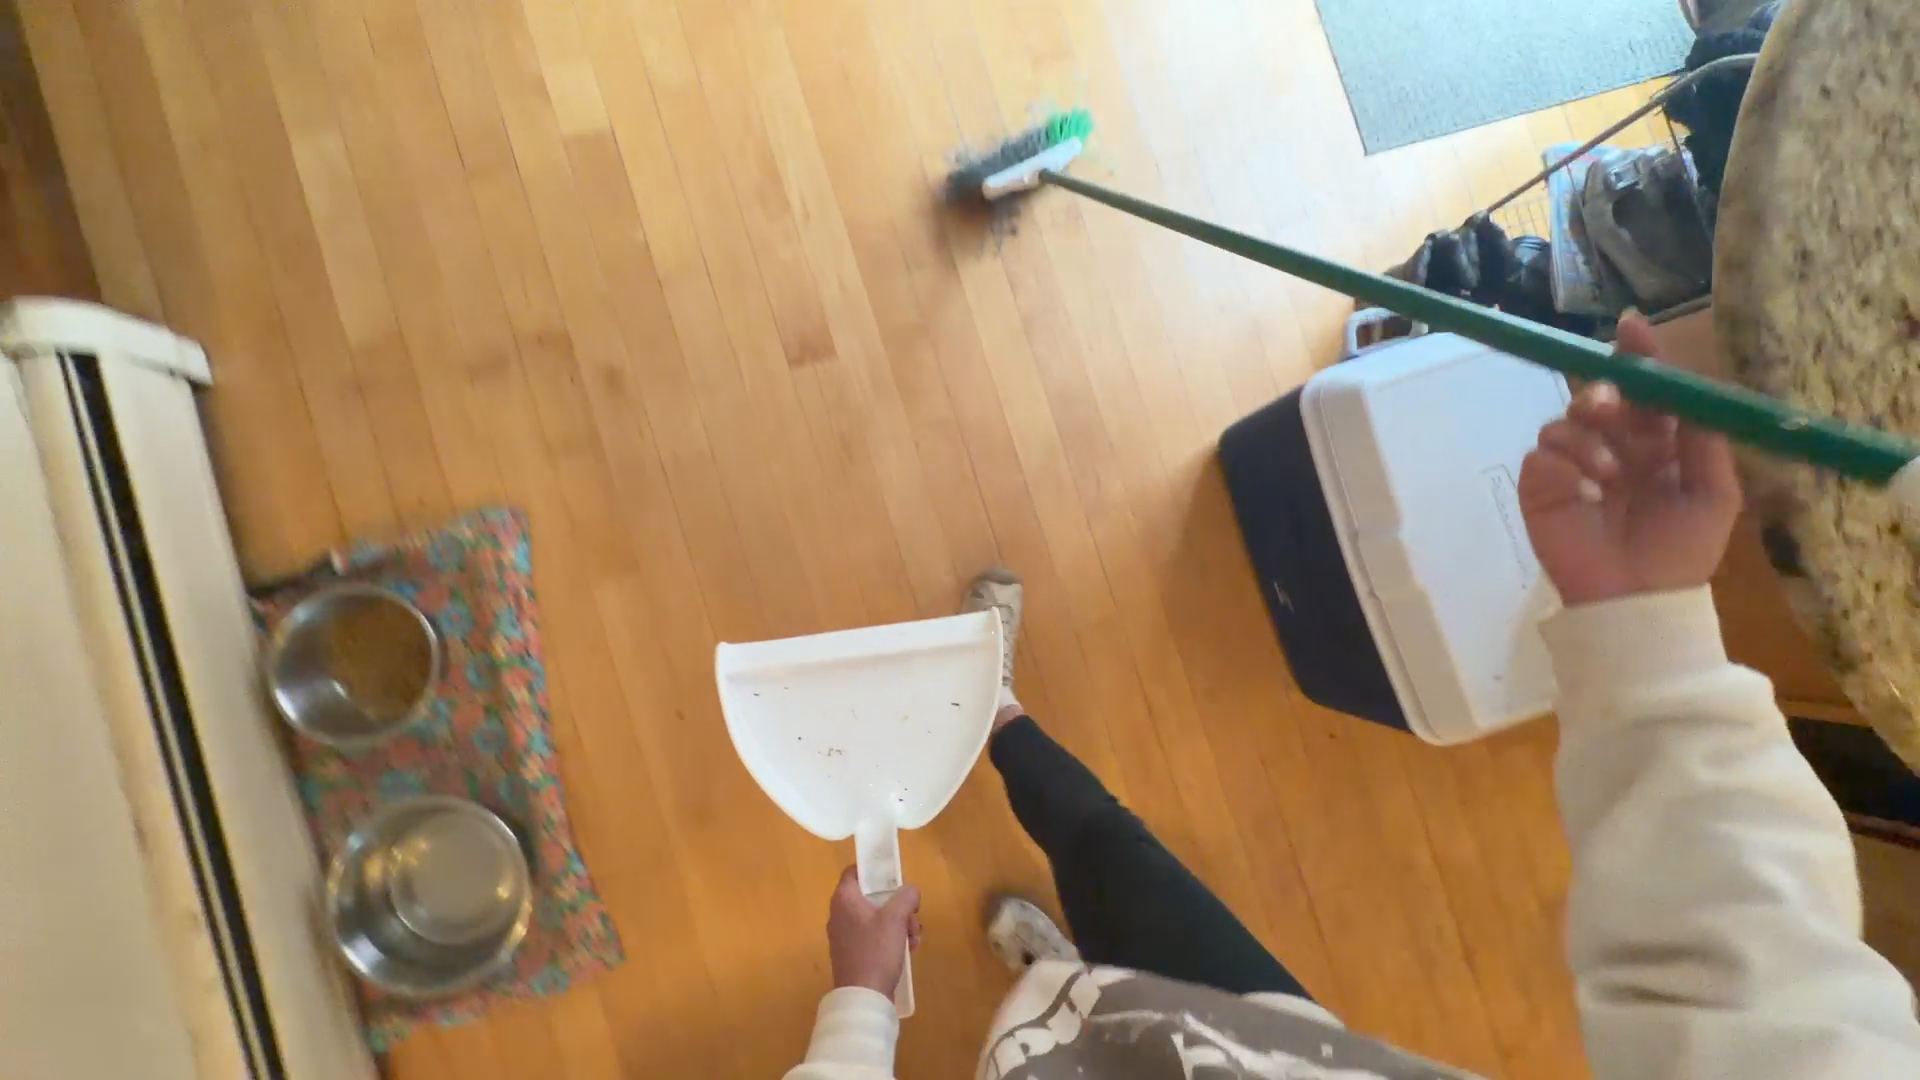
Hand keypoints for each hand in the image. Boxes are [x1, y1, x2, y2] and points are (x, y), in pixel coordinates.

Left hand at [826, 866, 921, 995]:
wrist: (864, 998)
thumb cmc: (876, 951)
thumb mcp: (896, 918)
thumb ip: (906, 896)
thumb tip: (911, 892)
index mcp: (844, 900)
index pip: (854, 871)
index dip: (874, 870)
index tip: (894, 877)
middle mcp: (840, 915)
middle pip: (871, 896)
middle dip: (897, 904)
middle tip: (912, 914)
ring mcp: (845, 936)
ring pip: (876, 918)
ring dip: (899, 923)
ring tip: (914, 936)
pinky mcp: (853, 954)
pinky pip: (874, 937)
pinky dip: (891, 939)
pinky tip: (908, 950)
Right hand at [1519, 313, 1742, 607]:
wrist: (1635, 595)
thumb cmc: (1681, 548)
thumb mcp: (1714, 493)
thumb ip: (1704, 442)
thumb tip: (1689, 394)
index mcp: (1657, 444)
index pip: (1646, 391)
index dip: (1641, 357)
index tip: (1630, 327)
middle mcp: (1611, 447)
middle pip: (1596, 397)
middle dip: (1602, 394)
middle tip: (1606, 405)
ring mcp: (1569, 466)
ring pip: (1562, 424)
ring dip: (1586, 442)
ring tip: (1605, 477)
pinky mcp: (1538, 486)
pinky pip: (1540, 457)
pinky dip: (1561, 467)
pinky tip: (1582, 492)